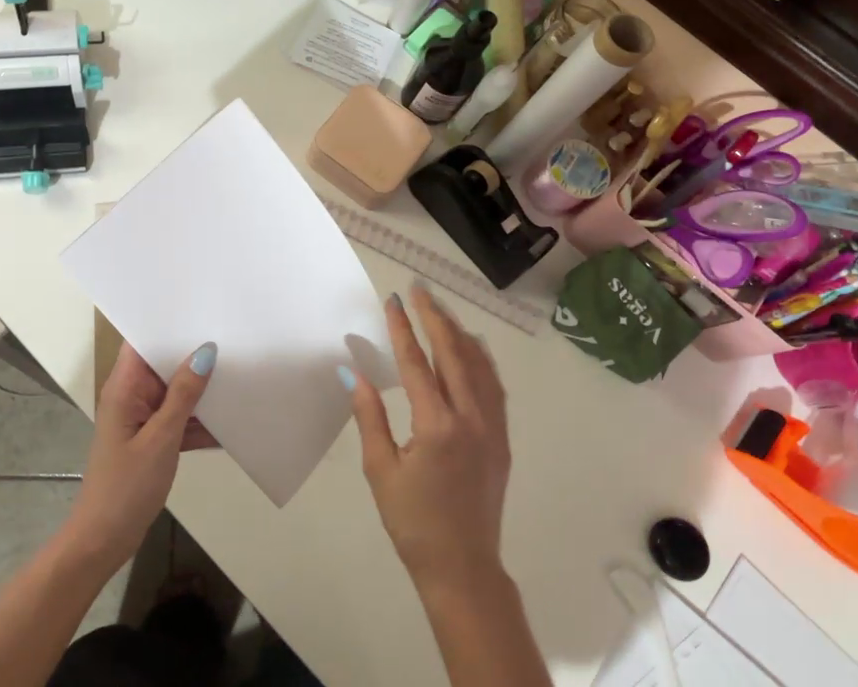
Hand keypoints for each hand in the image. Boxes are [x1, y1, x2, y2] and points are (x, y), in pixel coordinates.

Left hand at [66, 342, 218, 565]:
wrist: (104, 539)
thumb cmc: (126, 486)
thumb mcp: (161, 438)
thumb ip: (184, 395)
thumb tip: (205, 352)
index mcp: (123, 388)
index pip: (142, 342)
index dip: (167, 323)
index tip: (200, 308)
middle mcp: (130, 396)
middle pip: (162, 364)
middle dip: (193, 354)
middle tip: (232, 335)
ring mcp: (141, 419)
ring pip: (174, 393)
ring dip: (201, 389)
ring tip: (240, 369)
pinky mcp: (152, 440)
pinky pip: (179, 419)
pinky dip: (200, 421)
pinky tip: (232, 418)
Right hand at [342, 283, 511, 595]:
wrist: (462, 566)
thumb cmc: (412, 522)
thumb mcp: (380, 470)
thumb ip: (369, 416)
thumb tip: (354, 372)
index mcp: (437, 426)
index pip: (417, 364)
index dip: (403, 329)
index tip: (394, 301)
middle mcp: (471, 419)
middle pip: (454, 354)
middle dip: (435, 318)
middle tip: (420, 290)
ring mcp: (493, 428)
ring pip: (480, 367)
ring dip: (460, 334)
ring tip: (442, 310)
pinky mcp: (502, 440)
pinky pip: (494, 387)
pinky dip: (482, 361)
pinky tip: (472, 350)